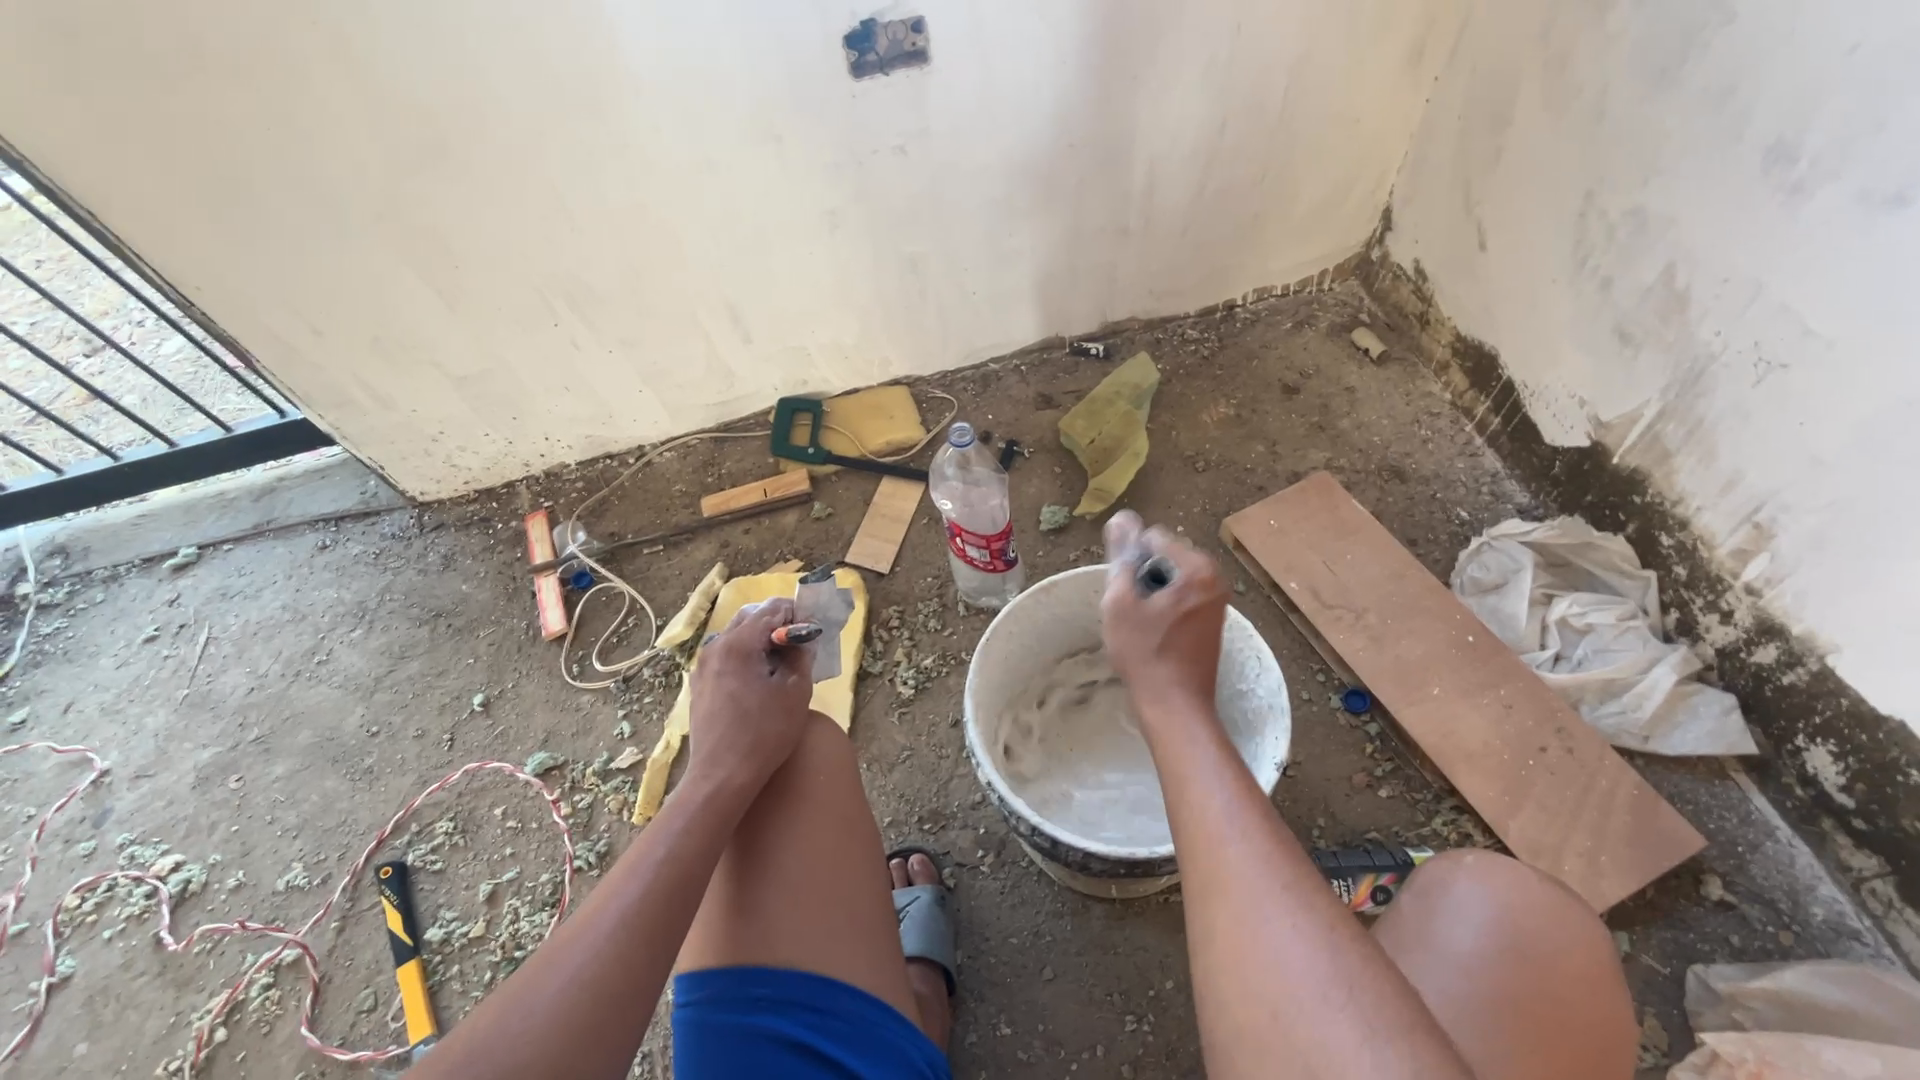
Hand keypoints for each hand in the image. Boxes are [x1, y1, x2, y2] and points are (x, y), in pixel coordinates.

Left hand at [686, 597, 814, 796]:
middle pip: (750, 618)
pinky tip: (758, 681)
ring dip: (759, 640)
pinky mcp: (699, 684)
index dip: (796, 614)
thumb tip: (802, 637)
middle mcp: (715, 646)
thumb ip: (800, 655)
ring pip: (736, 636)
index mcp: (738, 644)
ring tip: (780, 665)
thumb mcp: (796, 692)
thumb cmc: (765, 733)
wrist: (721, 776)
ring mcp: (702, 666)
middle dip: (776, 624)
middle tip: (798, 646)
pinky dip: (744, 656)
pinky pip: (725, 656)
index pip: (772, 609)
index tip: (812, 630)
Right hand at [1100, 511, 1229, 725]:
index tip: (1125, 593)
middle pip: (1164, 558)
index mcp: (1198, 568)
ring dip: (1152, 594)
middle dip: (1143, 576)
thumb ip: (1121, 555)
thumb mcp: (1121, 600)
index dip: (1130, 562)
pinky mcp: (1213, 621)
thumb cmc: (1145, 653)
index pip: (1152, 539)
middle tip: (1132, 611)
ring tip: (1142, 625)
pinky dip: (1165, 609)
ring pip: (1171, 580)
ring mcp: (1218, 601)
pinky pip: (1181, 599)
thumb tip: (1122, 518)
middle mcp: (1215, 579)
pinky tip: (1154, 635)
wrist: (1175, 705)